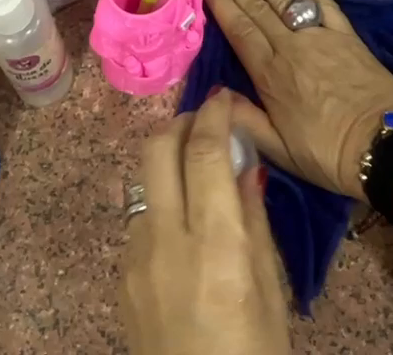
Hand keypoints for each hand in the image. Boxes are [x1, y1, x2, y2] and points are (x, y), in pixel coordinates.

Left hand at [120, 90, 290, 354]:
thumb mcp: (271, 294)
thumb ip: (253, 222)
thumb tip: (245, 167)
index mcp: (215, 245)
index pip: (204, 152)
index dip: (214, 115)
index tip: (224, 98)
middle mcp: (166, 240)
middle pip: (157, 148)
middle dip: (180, 124)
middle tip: (206, 126)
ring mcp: (135, 257)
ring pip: (144, 181)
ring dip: (169, 163)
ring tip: (198, 176)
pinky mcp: (121, 275)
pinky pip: (139, 219)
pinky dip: (162, 203)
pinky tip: (184, 228)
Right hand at [206, 0, 392, 201]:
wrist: (390, 147)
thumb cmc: (330, 155)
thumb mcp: (279, 151)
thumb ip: (244, 120)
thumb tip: (213, 92)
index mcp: (270, 74)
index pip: (238, 28)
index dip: (220, 3)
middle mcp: (291, 47)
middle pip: (257, 8)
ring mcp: (321, 37)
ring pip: (284, 0)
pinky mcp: (348, 36)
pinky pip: (323, 4)